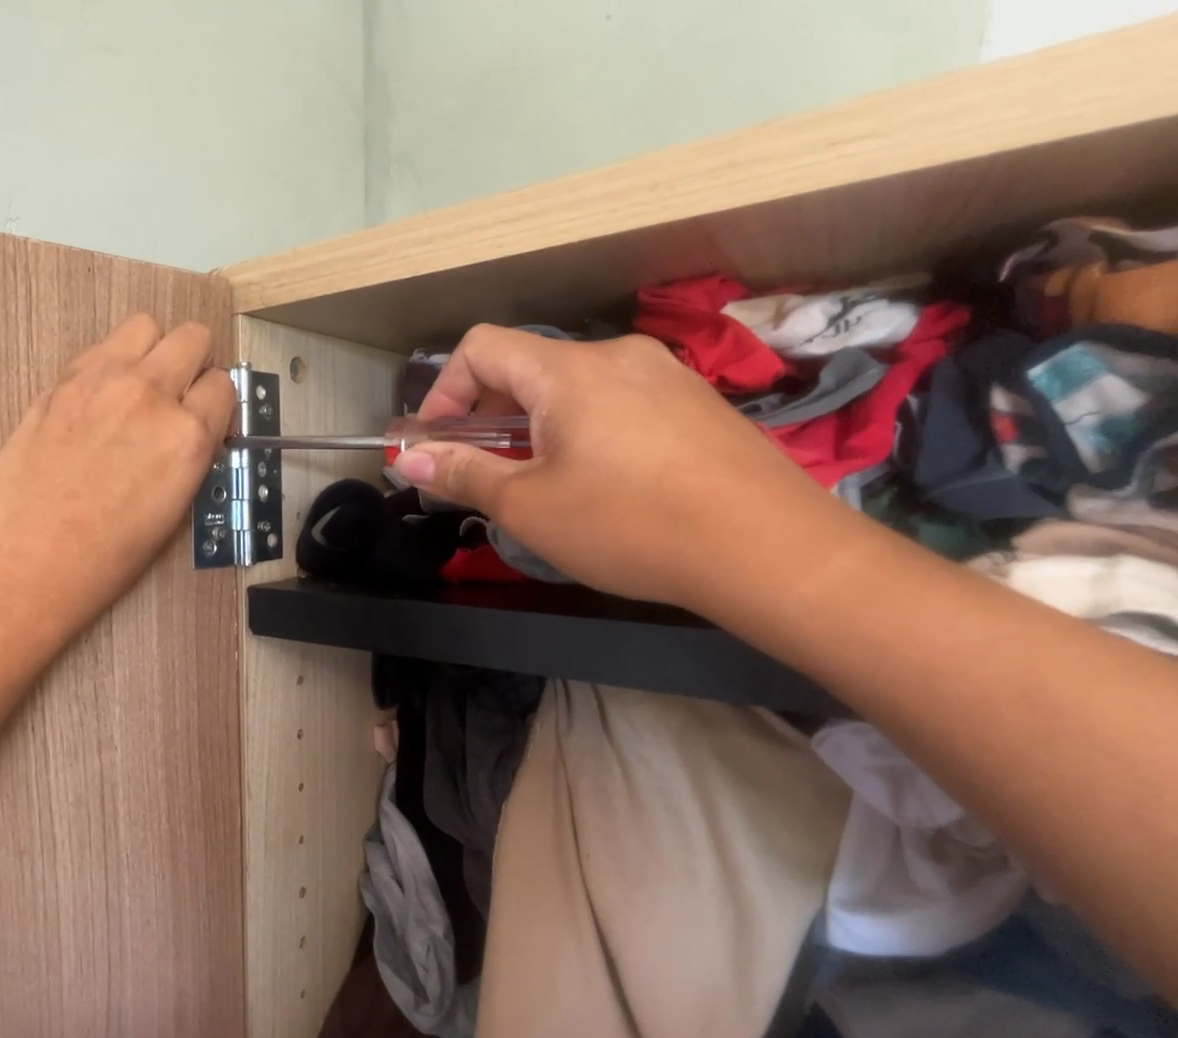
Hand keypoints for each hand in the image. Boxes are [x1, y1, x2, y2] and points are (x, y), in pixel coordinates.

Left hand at [0, 314, 234, 635]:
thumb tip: (190, 429)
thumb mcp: (174, 510)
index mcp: (188, 437)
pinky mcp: (61, 381)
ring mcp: (102, 381)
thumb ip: (189, 454)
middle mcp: (151, 396)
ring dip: (151, 349)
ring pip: (145, 326)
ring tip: (137, 384)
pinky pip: (99, 347)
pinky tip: (98, 399)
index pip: (223, 385)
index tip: (203, 415)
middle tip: (178, 389)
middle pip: (192, 337)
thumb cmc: (104, 556)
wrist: (29, 560)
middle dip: (193, 361)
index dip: (215, 402)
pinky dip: (109, 362)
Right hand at [393, 325, 845, 607]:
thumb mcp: (529, 506)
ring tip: (543, 487)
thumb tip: (407, 456)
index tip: (436, 444)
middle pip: (528, 368)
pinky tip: (604, 487)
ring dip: (536, 428)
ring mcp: (665, 377)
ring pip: (574, 390)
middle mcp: (618, 356)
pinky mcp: (697, 406)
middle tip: (484, 474)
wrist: (770, 551)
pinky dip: (585, 432)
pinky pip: (619, 404)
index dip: (443, 392)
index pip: (481, 348)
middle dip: (489, 417)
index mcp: (569, 370)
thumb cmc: (631, 525)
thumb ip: (463, 473)